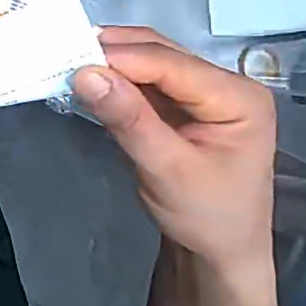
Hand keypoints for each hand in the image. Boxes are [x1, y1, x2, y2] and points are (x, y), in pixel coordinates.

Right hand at [72, 27, 277, 270]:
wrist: (220, 254)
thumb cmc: (207, 218)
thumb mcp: (167, 171)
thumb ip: (130, 120)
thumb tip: (86, 74)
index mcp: (239, 97)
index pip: (173, 65)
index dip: (124, 58)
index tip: (75, 59)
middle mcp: (225, 83)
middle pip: (162, 53)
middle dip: (115, 52)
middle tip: (67, 53)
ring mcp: (204, 91)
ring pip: (151, 60)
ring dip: (112, 60)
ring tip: (72, 61)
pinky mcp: (182, 102)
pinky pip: (145, 79)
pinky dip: (117, 77)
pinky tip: (91, 78)